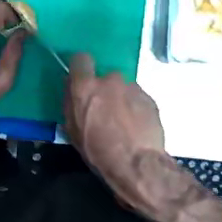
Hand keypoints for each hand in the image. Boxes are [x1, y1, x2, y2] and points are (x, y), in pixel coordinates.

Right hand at [65, 54, 190, 218]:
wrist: (136, 162)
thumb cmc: (98, 150)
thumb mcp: (73, 131)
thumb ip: (72, 105)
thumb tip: (72, 91)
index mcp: (86, 87)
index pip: (81, 59)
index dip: (81, 68)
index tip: (83, 79)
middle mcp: (110, 80)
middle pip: (105, 78)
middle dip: (105, 90)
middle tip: (106, 112)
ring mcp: (132, 88)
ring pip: (124, 89)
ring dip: (122, 100)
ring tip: (124, 123)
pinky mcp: (149, 98)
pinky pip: (138, 98)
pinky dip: (136, 108)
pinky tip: (137, 127)